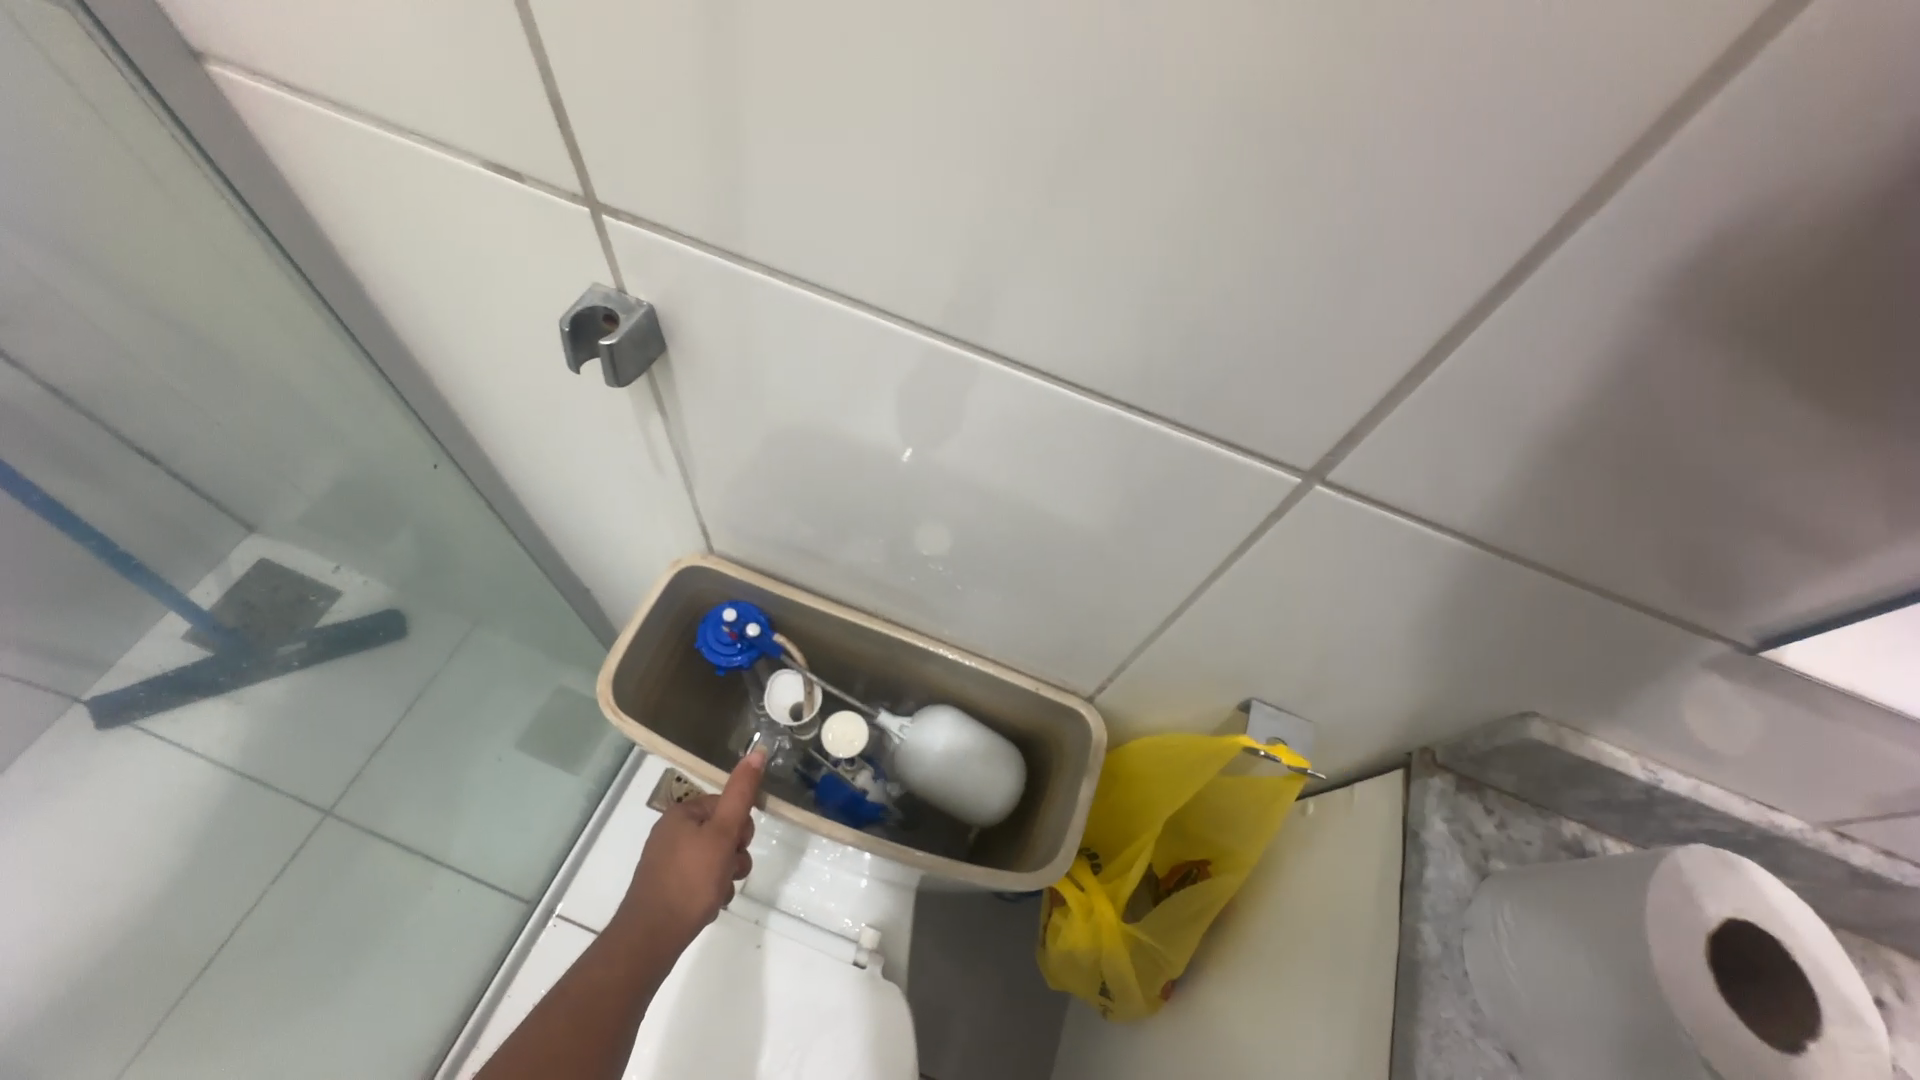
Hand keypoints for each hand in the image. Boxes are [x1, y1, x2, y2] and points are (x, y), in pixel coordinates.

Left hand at [616, 748, 765, 953]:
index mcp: (681, 814)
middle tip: (728, 872)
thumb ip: (741, 793)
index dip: (740, 828)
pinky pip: (700, 880)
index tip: (738, 846)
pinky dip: (710, 890)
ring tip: (718, 892)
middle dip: (734, 855)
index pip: (726, 806)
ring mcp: (667, 861)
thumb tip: (758, 750)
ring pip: (715, 859)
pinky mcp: (667, 886)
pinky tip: (708, 905)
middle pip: (722, 833)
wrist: (652, 936)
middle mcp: (671, 833)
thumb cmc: (691, 880)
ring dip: (726, 875)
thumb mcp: (723, 833)